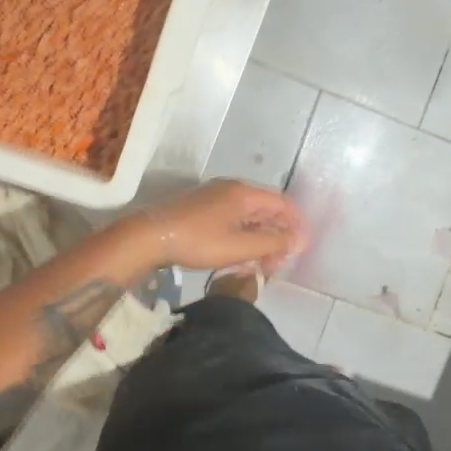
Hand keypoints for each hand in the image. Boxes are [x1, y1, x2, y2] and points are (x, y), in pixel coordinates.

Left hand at [132, 180, 307, 272]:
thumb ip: (273, 242)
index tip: (301, 248)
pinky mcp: (202, 206)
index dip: (297, 225)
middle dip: (278, 234)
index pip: (284, 204)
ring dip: (261, 237)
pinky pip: (234, 217)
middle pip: (267, 208)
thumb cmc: (199, 241)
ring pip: (250, 214)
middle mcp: (233, 188)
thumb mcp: (241, 247)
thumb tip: (297, 240)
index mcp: (245, 193)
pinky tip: (241, 253)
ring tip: (262, 262)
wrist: (150, 237)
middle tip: (279, 261)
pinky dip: (245, 234)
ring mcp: (215, 195)